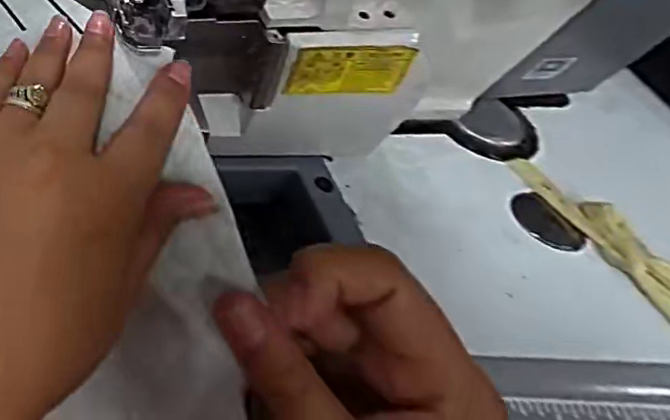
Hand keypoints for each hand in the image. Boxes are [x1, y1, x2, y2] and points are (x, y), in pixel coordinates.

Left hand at [0, 11, 214, 418]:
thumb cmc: (49, 331)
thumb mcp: (116, 291)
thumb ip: (151, 231)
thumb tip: (193, 194)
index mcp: (105, 193)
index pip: (147, 132)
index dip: (166, 97)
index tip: (175, 68)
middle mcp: (58, 154)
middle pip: (85, 89)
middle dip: (98, 52)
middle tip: (101, 20)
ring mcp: (7, 145)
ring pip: (35, 82)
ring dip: (51, 51)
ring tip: (61, 25)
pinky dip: (3, 69)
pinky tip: (13, 53)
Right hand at [213, 245, 505, 419]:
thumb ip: (287, 379)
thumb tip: (228, 301)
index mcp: (441, 376)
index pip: (378, 277)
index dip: (320, 276)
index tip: (271, 309)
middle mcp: (407, 364)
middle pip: (331, 295)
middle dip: (277, 311)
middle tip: (238, 343)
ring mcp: (372, 379)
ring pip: (302, 319)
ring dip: (263, 336)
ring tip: (246, 379)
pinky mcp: (341, 393)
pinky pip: (292, 349)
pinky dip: (263, 359)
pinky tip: (253, 387)